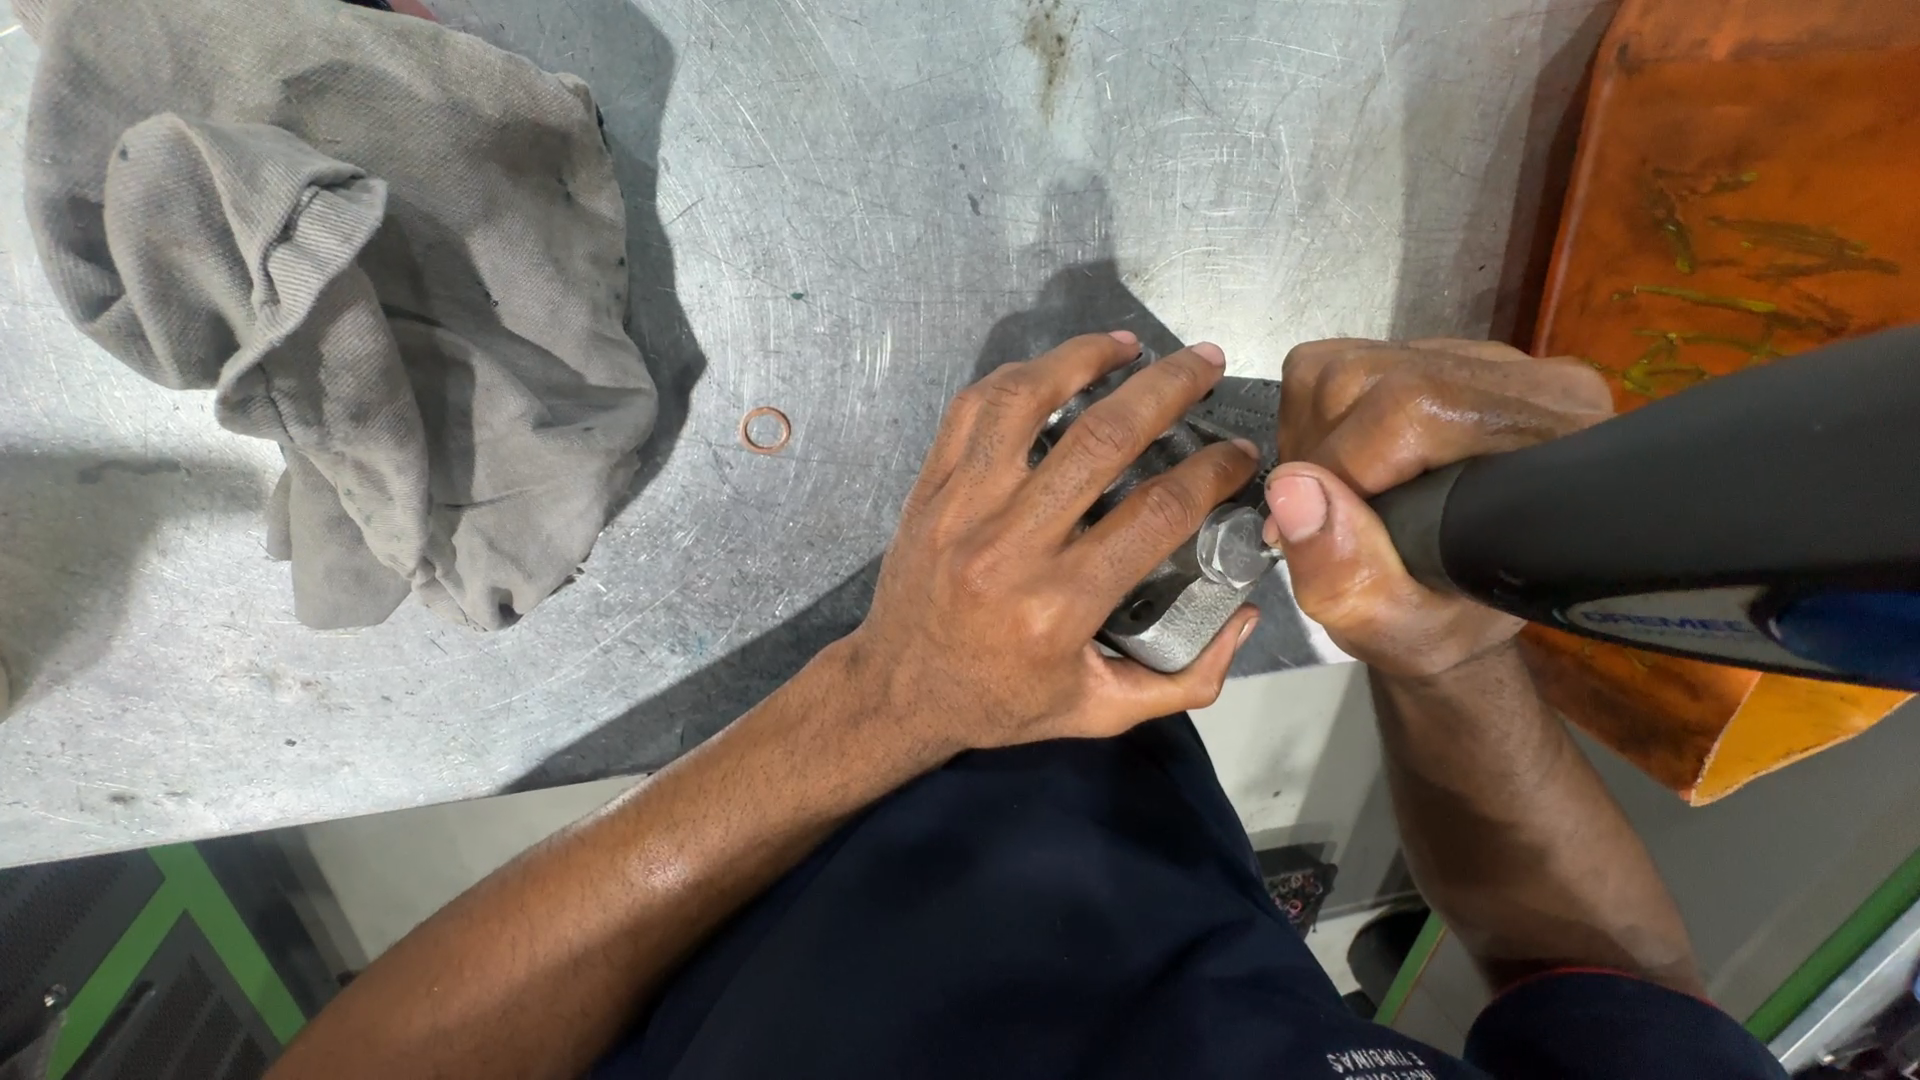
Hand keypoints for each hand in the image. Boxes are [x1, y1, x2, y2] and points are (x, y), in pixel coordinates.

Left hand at [842, 332, 1261, 753]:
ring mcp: (962, 508)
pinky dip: (1016, 377)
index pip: (1155, 513)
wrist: (897, 689)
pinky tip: (1051, 368)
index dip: (1210, 473)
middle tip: (1206, 363)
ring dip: (1082, 359)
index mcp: (1060, 604)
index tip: (1239, 454)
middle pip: (1101, 441)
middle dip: (1167, 390)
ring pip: (1025, 403)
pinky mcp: (930, 489)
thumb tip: (1246, 615)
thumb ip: (1184, 677)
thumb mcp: (1099, 712)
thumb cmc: (1000, 702)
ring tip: (1127, 345)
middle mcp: (1010, 546)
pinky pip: (971, 410)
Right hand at [1265, 338, 1611, 677]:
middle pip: (1368, 376)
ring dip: (1307, 434)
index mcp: (1544, 444)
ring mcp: (1479, 363)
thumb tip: (1291, 488)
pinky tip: (1338, 462)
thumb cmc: (1436, 623)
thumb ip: (1345, 574)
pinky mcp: (1434, 357)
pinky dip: (1313, 416)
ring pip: (1344, 362)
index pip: (1414, 409)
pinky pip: (1340, 361)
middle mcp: (1525, 384)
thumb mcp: (1390, 630)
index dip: (1343, 462)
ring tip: (1327, 493)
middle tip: (1313, 516)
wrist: (1451, 605)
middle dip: (1315, 451)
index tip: (1316, 526)